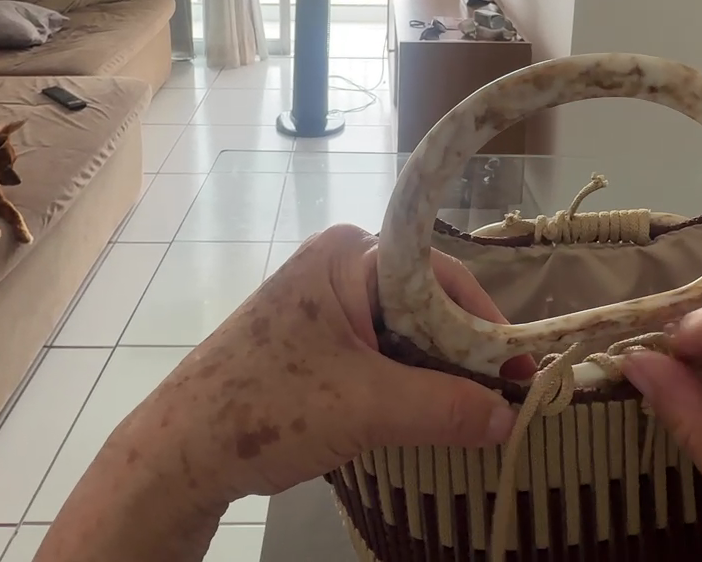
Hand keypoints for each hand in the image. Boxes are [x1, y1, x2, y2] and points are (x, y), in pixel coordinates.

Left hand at [40, 224, 524, 560]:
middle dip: (457, 352)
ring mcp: (318, 296)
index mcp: (347, 251)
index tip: (519, 372)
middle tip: (497, 399)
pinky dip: (398, 376)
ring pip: (398, 327)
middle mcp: (335, 261)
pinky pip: (372, 344)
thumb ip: (445, 407)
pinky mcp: (308, 332)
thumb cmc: (272, 406)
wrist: (182, 448)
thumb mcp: (369, 407)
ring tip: (464, 411)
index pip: (438, 274)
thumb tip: (511, 416)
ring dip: (429, 369)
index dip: (482, 323)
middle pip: (421, 300)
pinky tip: (415, 409)